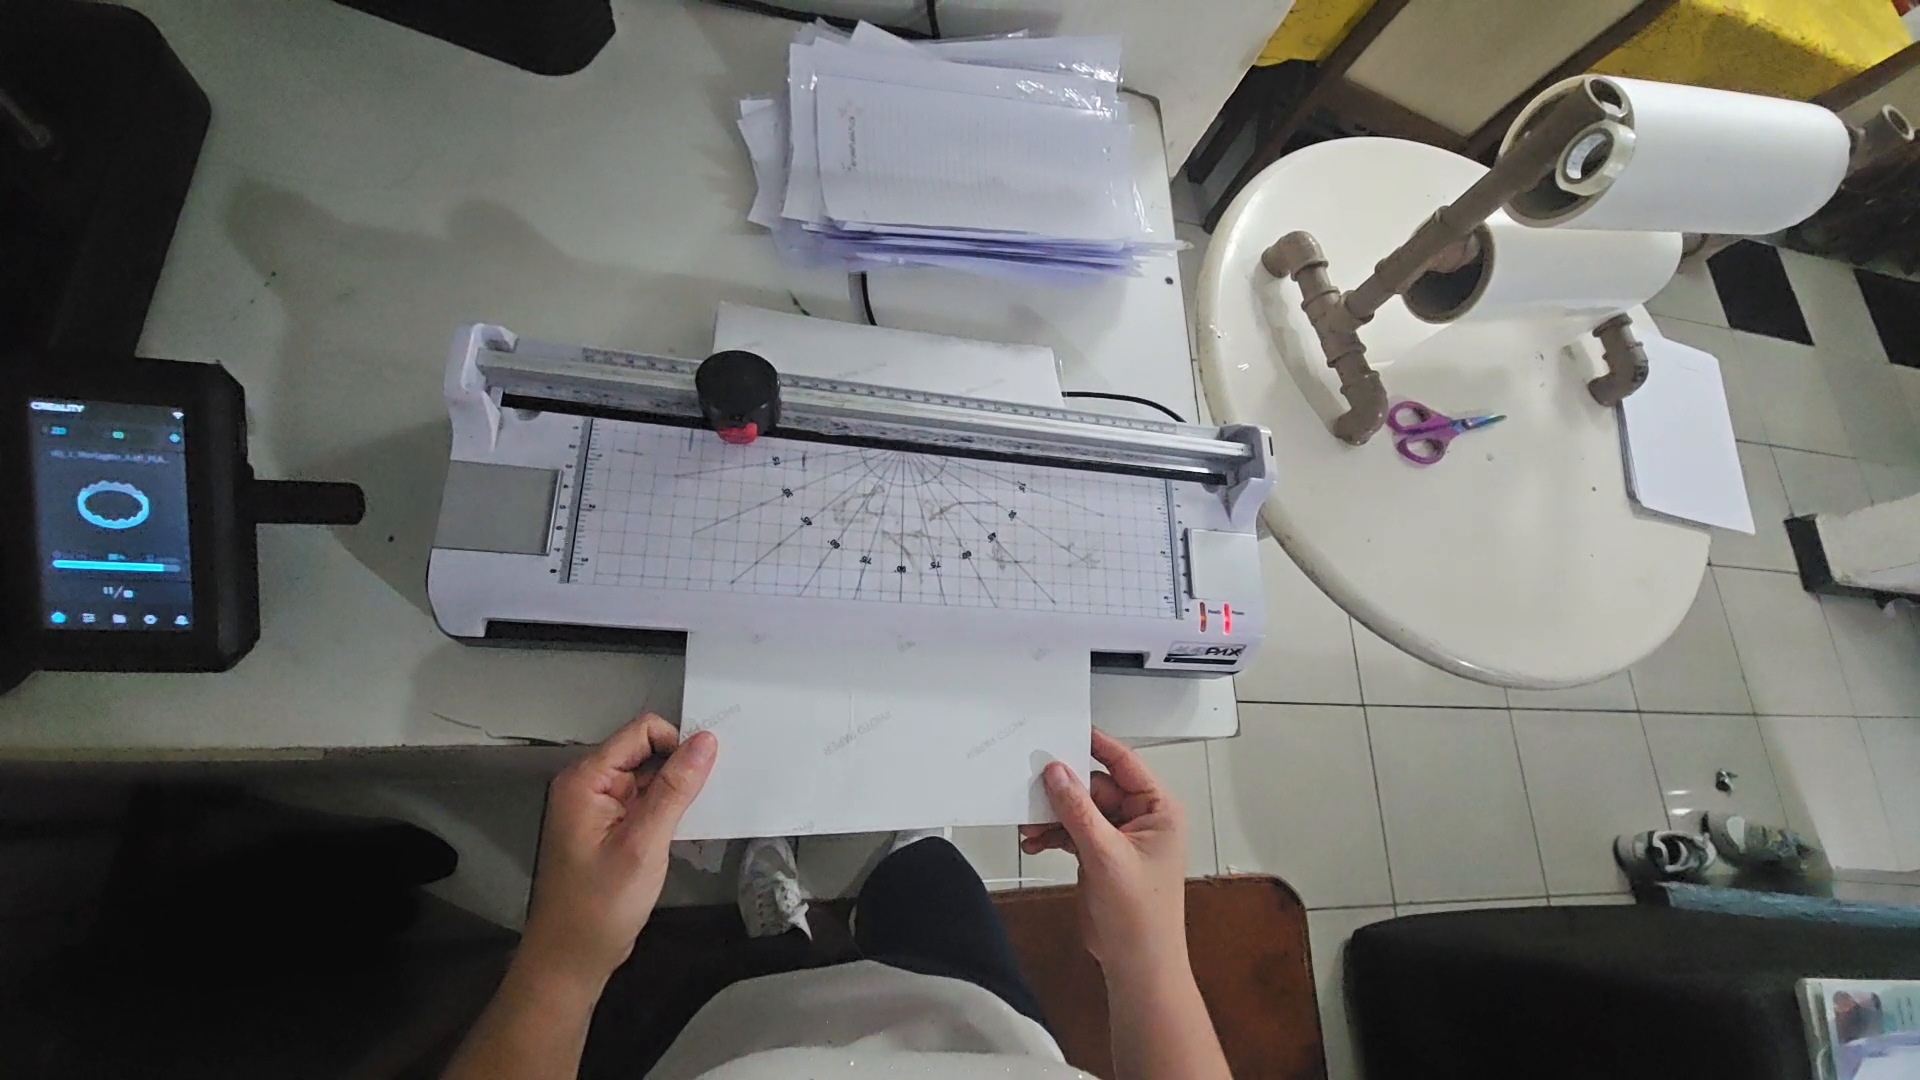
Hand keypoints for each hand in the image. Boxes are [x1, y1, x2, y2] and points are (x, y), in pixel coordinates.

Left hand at [519, 714, 716, 988]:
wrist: (570, 963)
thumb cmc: (601, 905)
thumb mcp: (644, 843)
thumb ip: (676, 788)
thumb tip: (707, 740)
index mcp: (587, 780)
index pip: (642, 731)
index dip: (677, 743)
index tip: (704, 772)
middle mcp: (590, 784)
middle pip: (647, 749)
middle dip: (680, 765)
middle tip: (706, 794)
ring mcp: (600, 805)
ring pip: (651, 773)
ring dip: (676, 788)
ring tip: (699, 812)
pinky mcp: (611, 825)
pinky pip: (647, 798)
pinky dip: (668, 806)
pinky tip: (684, 825)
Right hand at [1020, 730, 1188, 983]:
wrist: (1136, 966)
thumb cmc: (1140, 917)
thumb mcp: (1105, 854)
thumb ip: (1078, 810)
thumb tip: (1057, 771)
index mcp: (1158, 809)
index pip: (1124, 763)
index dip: (1096, 745)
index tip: (1067, 729)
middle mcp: (1141, 817)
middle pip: (1094, 786)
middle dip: (1063, 791)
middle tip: (1032, 786)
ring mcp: (1120, 836)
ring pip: (1079, 809)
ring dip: (1053, 816)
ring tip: (1028, 824)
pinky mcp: (1101, 853)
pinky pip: (1073, 830)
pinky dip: (1053, 834)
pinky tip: (1034, 841)